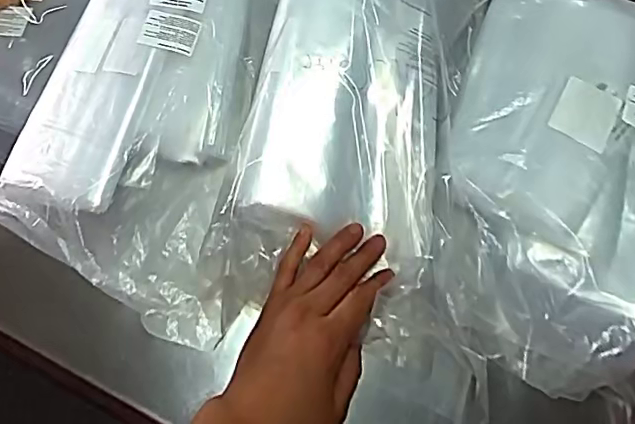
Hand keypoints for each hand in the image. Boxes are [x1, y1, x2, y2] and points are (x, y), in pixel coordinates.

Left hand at [195, 224, 393, 423]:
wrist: (247, 420)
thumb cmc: (289, 419)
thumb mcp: (335, 403)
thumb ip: (350, 364)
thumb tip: (356, 334)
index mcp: (327, 339)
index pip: (359, 299)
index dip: (376, 283)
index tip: (387, 273)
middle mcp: (306, 314)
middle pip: (342, 275)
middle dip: (363, 256)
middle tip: (378, 242)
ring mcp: (286, 305)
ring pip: (317, 265)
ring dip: (338, 244)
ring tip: (353, 230)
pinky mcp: (270, 305)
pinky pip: (285, 268)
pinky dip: (296, 247)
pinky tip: (306, 232)